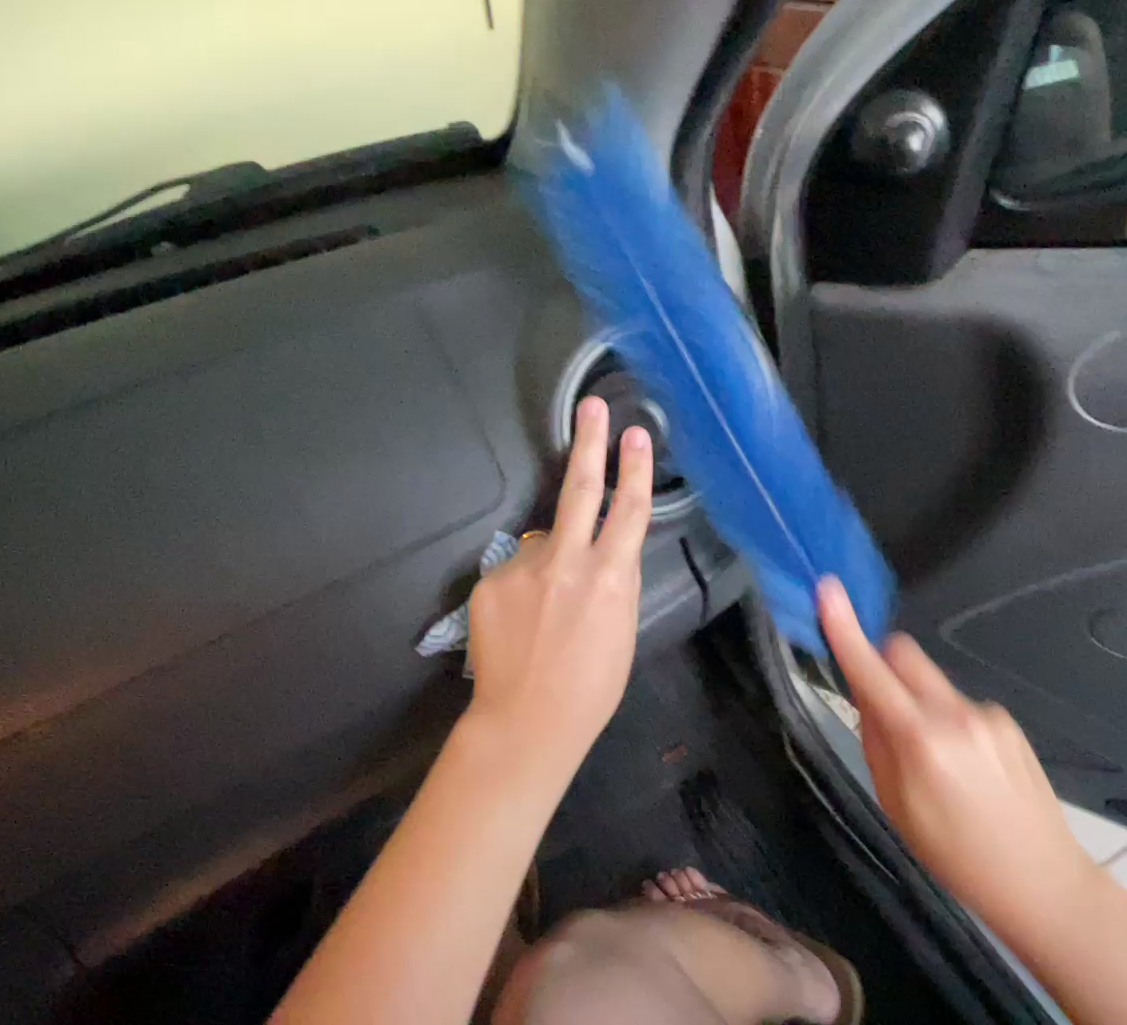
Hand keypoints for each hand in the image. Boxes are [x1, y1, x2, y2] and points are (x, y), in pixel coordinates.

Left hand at [464, 395, 653, 765]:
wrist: (527, 720)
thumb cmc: (591, 687)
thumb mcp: (621, 630)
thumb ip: (612, 581)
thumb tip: (598, 551)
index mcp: (610, 575)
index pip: (630, 510)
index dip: (635, 469)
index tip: (636, 434)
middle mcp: (567, 560)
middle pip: (581, 489)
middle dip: (590, 442)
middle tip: (592, 406)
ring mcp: (524, 568)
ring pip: (542, 542)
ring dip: (550, 561)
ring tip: (546, 612)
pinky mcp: (490, 581)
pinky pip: (513, 571)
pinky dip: (522, 587)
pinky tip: (521, 623)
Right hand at [817, 578, 1103, 931]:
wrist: (1042, 881)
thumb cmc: (952, 853)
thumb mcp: (894, 803)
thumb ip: (876, 739)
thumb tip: (866, 694)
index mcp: (920, 740)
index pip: (871, 670)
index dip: (844, 628)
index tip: (828, 588)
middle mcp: (956, 714)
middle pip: (904, 653)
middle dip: (882, 664)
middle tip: (880, 707)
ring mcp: (988, 714)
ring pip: (930, 682)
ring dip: (917, 701)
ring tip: (935, 762)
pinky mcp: (1008, 721)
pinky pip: (959, 704)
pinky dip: (947, 721)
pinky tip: (966, 768)